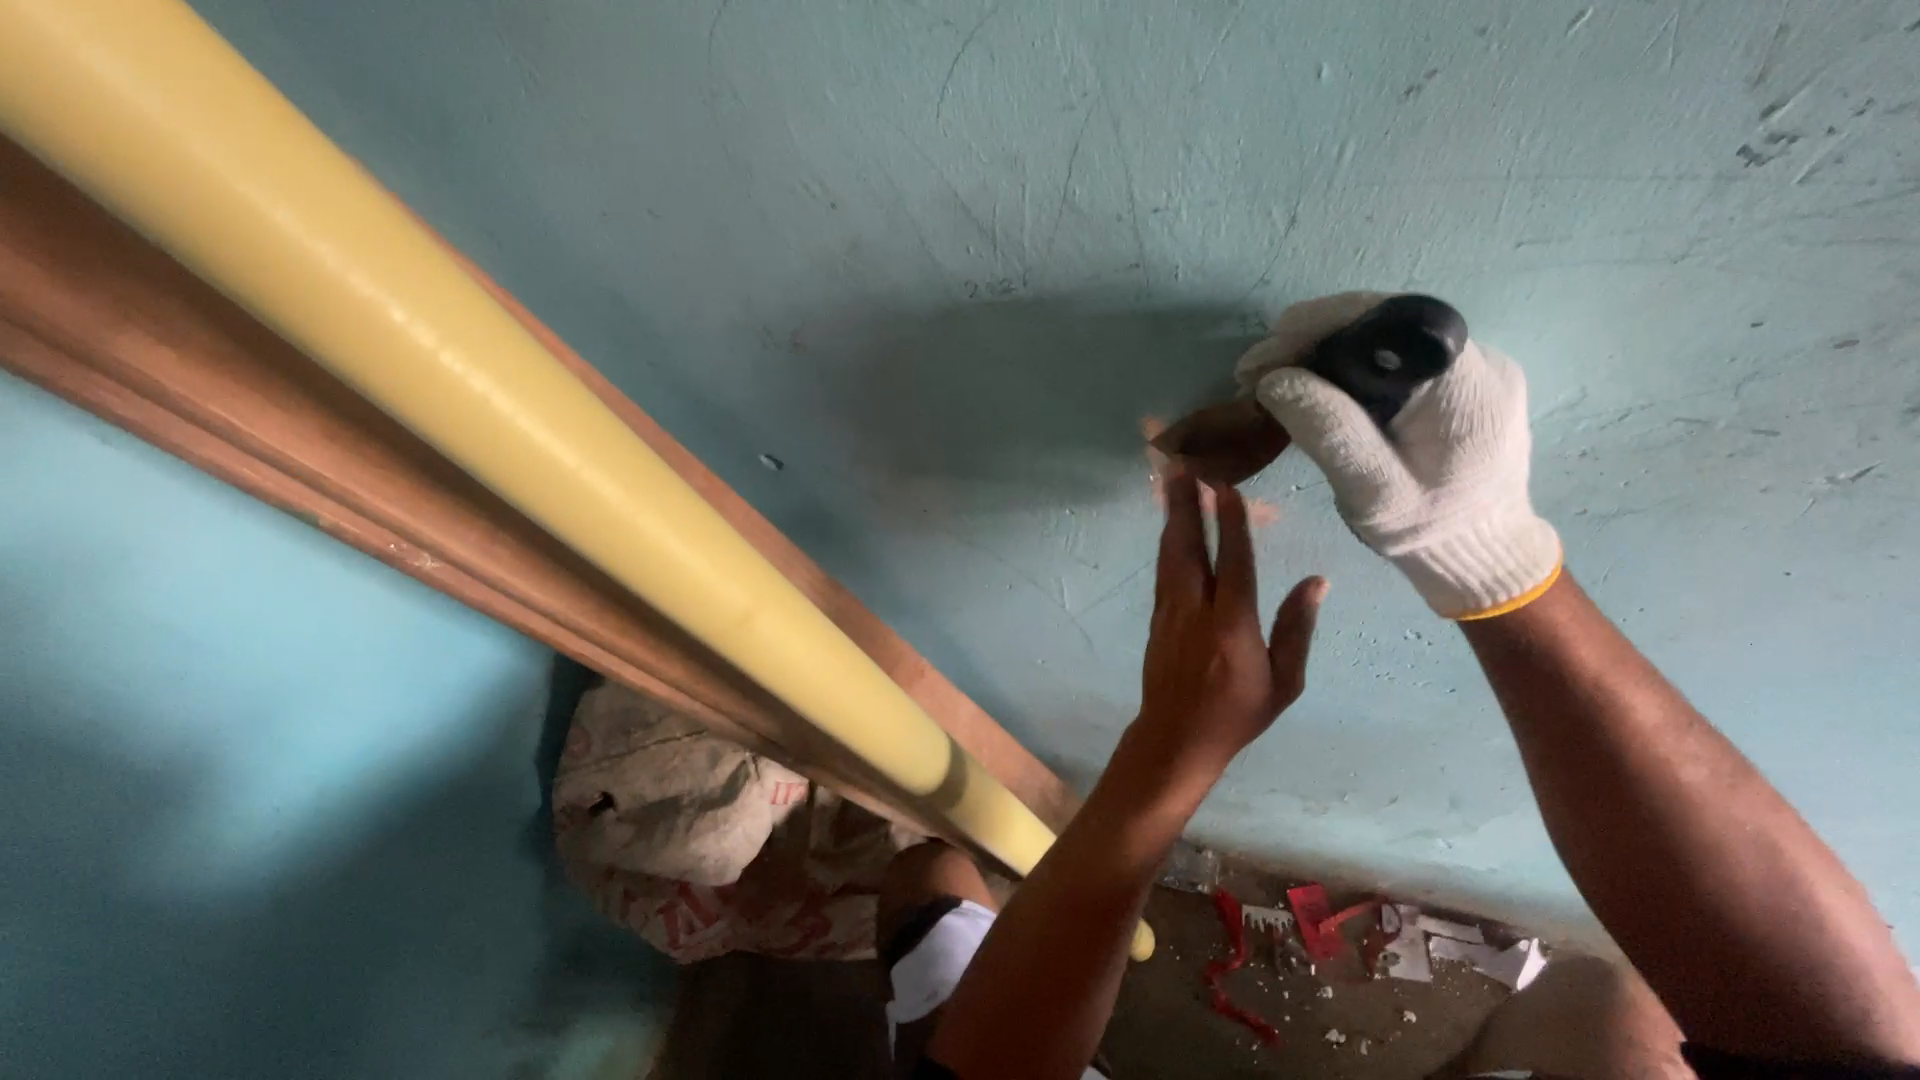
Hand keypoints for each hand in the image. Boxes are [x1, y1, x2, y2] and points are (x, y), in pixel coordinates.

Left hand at [1136, 469, 1327, 774]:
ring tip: (1171, 481)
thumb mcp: (1284, 680)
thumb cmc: (1239, 712)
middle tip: (1182, 464)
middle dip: (1185, 504)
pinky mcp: (1156, 618)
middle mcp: (1196, 610)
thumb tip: (1316, 581)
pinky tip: (1170, 526)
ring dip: (1172, 516)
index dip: (1230, 522)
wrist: (1177, 736)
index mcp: (1232, 625)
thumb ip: (1296, 628)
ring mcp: (1170, 612)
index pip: (1234, 562)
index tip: (1226, 486)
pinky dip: (1167, 543)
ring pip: (1170, 555)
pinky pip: (1163, 571)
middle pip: (1189, 547)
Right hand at [1245, 293, 1561, 619]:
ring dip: (1321, 354)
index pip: (1383, 321)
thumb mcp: (1371, 491)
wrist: (1482, 554)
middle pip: (1379, 324)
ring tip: (1270, 381)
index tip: (1265, 355)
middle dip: (1309, 341)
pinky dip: (1345, 368)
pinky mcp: (1456, 384)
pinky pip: (1392, 359)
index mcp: (1462, 383)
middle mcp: (1475, 360)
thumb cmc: (1428, 529)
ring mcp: (1469, 369)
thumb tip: (1275, 379)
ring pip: (1382, 340)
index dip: (1318, 326)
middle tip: (1252, 373)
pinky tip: (1310, 390)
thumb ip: (1329, 431)